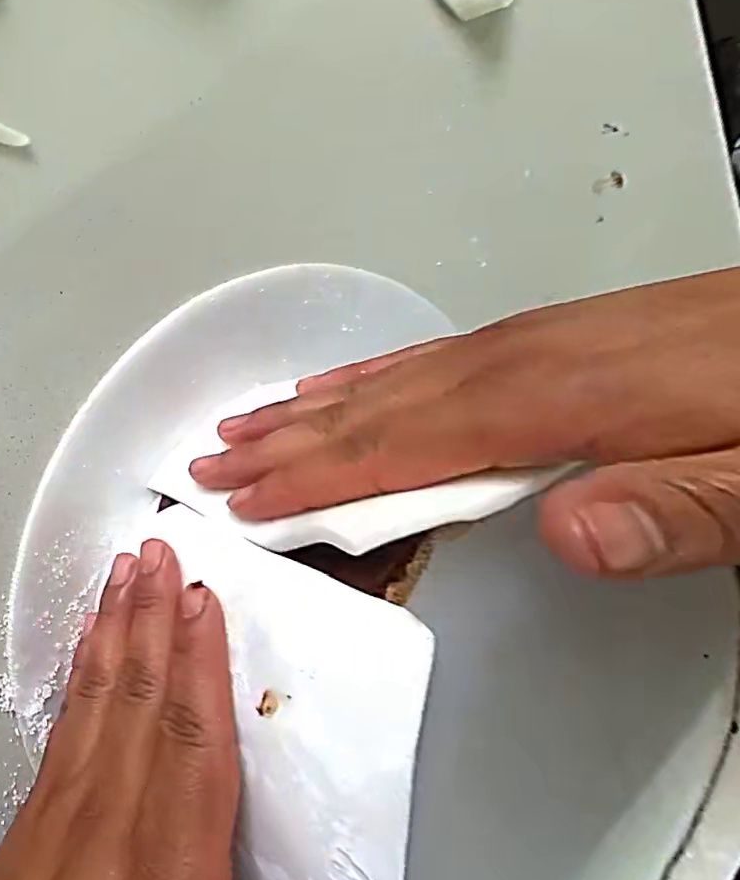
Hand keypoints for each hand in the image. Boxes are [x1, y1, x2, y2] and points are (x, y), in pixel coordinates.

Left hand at [0, 541, 396, 879]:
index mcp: (169, 864)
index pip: (192, 737)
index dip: (200, 662)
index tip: (203, 603)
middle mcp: (112, 812)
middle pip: (140, 693)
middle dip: (150, 615)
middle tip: (156, 553)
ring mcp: (68, 796)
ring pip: (100, 692)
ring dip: (114, 626)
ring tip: (122, 573)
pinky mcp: (40, 798)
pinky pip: (67, 716)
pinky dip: (81, 670)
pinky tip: (88, 641)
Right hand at [189, 267, 739, 579]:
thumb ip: (677, 508)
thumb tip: (564, 537)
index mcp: (544, 401)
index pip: (389, 452)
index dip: (307, 482)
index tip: (245, 504)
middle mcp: (506, 366)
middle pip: (356, 417)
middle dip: (271, 447)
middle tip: (203, 466)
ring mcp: (513, 348)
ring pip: (370, 388)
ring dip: (293, 414)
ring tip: (233, 428)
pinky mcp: (531, 342)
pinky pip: (410, 364)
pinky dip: (349, 383)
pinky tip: (319, 390)